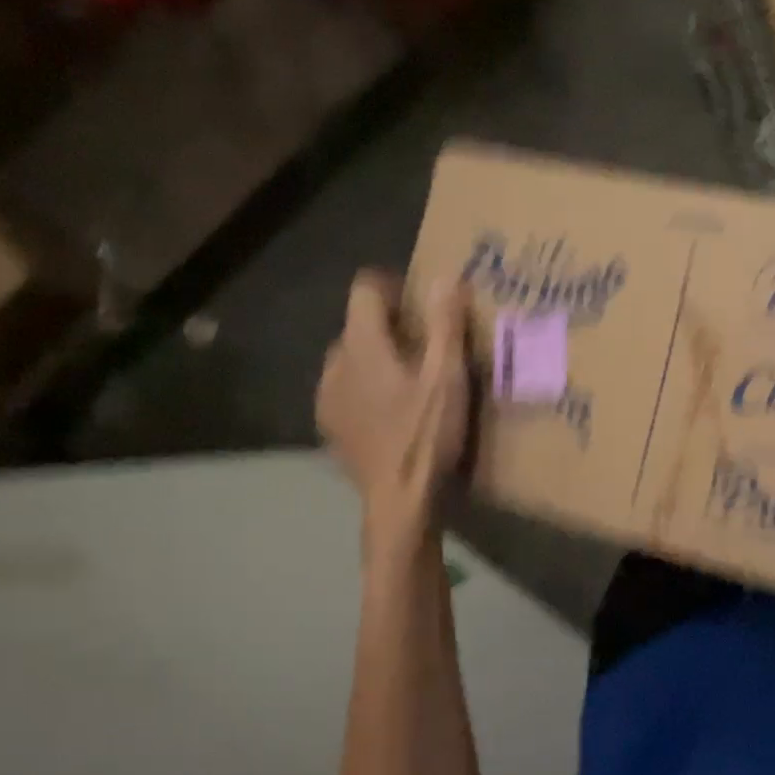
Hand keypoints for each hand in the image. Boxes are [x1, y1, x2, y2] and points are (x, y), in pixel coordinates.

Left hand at [316, 270, 471, 554]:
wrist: (399, 499)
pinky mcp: (329, 423)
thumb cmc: (426, 434)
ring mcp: (326, 395)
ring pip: (352, 357)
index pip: (364, 289)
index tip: (421, 304)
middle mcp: (335, 362)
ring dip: (377, 358)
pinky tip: (394, 411)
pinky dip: (367, 388)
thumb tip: (445, 276)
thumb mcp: (448, 377)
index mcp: (362, 345)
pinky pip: (346, 388)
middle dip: (390, 327)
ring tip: (412, 382)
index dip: (392, 286)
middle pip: (359, 324)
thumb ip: (445, 324)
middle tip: (429, 347)